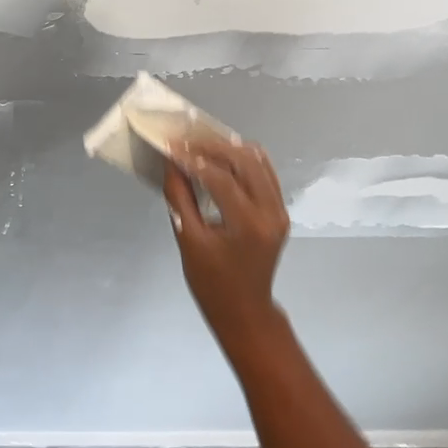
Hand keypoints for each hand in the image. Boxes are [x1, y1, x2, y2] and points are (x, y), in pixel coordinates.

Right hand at [163, 136, 289, 339]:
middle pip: (244, 160)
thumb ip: (179, 198)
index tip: (169, 145)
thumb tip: (171, 163)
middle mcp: (271, 212)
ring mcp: (279, 209)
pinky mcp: (278, 209)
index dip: (192, 158)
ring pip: (257, 160)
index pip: (220, 178)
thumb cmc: (211, 282)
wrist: (244, 309)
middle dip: (212, 145)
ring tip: (199, 141)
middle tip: (184, 138)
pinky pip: (263, 171)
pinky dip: (241, 158)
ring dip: (228, 147)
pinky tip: (219, 155)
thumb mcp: (188, 240)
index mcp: (248, 224)